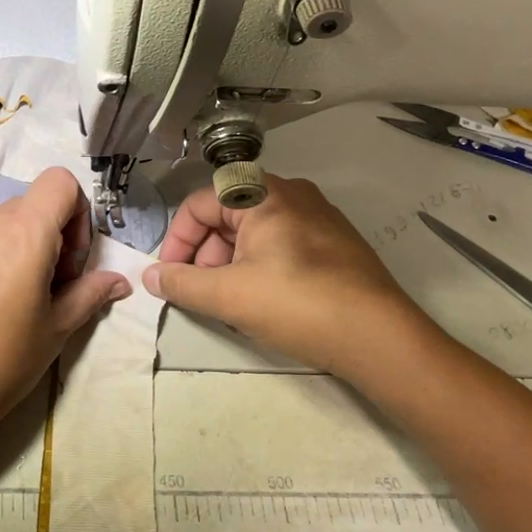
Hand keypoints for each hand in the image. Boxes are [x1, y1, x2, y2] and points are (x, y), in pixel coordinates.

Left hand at [0, 167, 129, 437]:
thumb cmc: (3, 360)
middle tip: (56, 288)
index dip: (79, 213)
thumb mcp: (57, 328)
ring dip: (28, 247)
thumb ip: (91, 293)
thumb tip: (119, 281)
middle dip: (56, 236)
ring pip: (9, 222)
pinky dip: (0, 255)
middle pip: (36, 204)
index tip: (73, 261)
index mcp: (22, 231)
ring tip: (25, 300)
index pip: (60, 182)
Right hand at [143, 175, 433, 376]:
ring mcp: (319, 217)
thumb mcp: (228, 296)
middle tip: (201, 293)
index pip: (199, 205)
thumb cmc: (297, 305)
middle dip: (205, 255)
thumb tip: (150, 278)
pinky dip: (260, 267)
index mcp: (262, 193)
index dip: (176, 241)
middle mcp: (291, 193)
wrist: (381, 338)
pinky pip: (282, 244)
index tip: (169, 278)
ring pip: (254, 233)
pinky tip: (264, 302)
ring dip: (230, 264)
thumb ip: (182, 284)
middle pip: (226, 216)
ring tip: (231, 304)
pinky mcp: (336, 243)